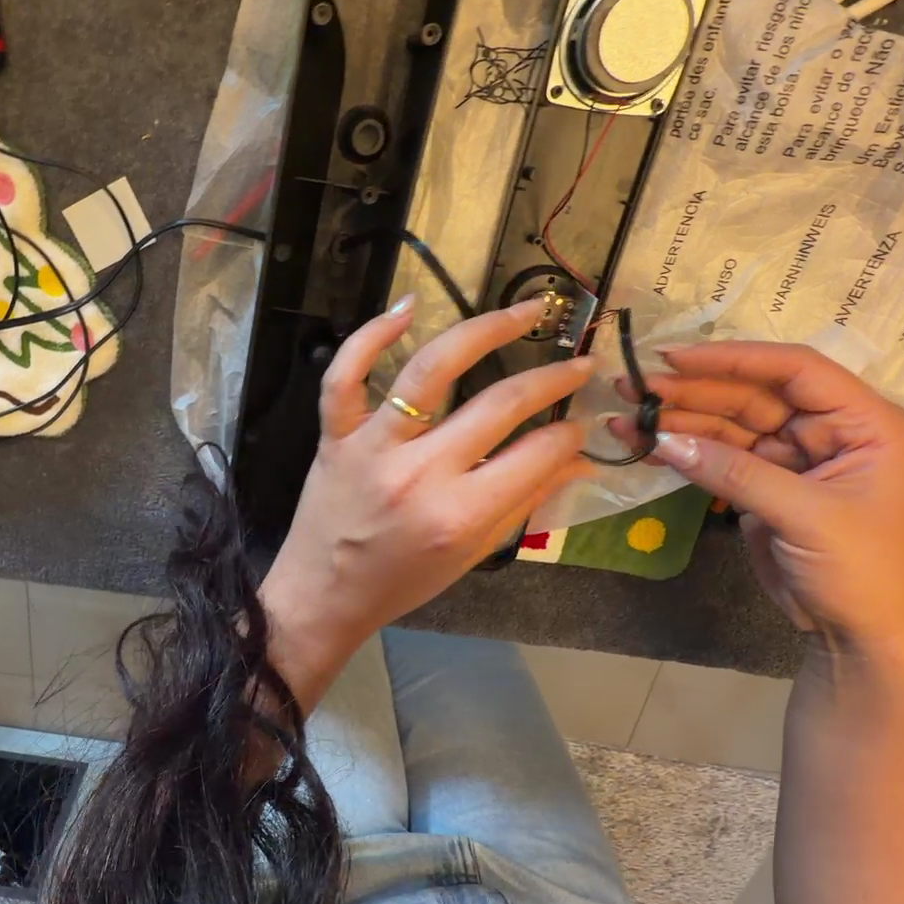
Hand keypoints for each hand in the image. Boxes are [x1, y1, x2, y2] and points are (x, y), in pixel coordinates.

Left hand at [259, 297, 595, 702]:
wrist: (323, 594)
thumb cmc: (401, 582)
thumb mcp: (471, 555)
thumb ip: (524, 504)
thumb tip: (578, 462)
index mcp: (460, 514)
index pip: (536, 453)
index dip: (569, 433)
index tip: (580, 421)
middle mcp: (419, 472)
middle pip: (498, 404)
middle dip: (551, 379)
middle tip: (578, 364)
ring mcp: (373, 447)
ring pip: (431, 370)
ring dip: (484, 330)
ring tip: (523, 311)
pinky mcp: (335, 435)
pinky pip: (346, 378)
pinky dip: (370, 338)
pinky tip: (407, 309)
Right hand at [607, 342, 903, 658]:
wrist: (864, 636)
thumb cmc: (864, 571)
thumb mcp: (807, 516)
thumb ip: (736, 473)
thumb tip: (663, 440)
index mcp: (861, 421)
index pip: (794, 370)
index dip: (733, 359)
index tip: (674, 358)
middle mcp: (824, 430)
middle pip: (748, 395)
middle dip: (689, 391)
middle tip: (630, 387)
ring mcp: (789, 458)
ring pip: (724, 425)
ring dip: (674, 420)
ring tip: (622, 417)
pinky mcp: (760, 486)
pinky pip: (714, 457)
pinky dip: (679, 452)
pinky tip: (642, 444)